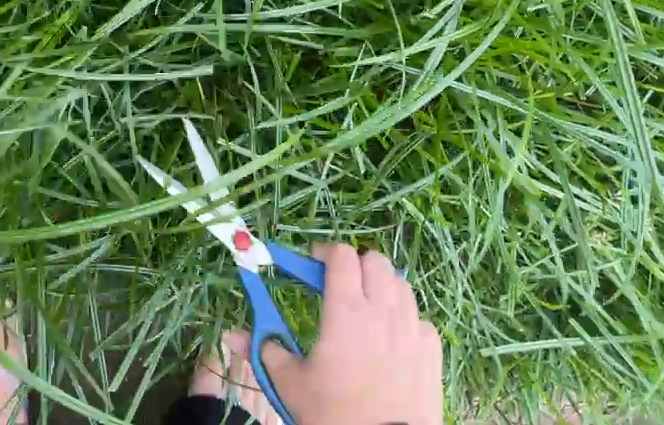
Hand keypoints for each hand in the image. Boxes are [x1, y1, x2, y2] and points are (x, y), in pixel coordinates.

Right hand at [260, 244, 442, 424]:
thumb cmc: (334, 415)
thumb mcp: (291, 385)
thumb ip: (264, 350)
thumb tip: (231, 333)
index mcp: (346, 310)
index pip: (342, 256)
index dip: (326, 254)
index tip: (313, 265)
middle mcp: (383, 311)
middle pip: (376, 261)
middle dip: (357, 266)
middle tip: (340, 285)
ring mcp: (412, 331)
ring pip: (402, 285)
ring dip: (383, 287)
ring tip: (367, 309)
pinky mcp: (432, 354)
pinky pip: (421, 320)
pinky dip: (407, 320)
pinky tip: (394, 340)